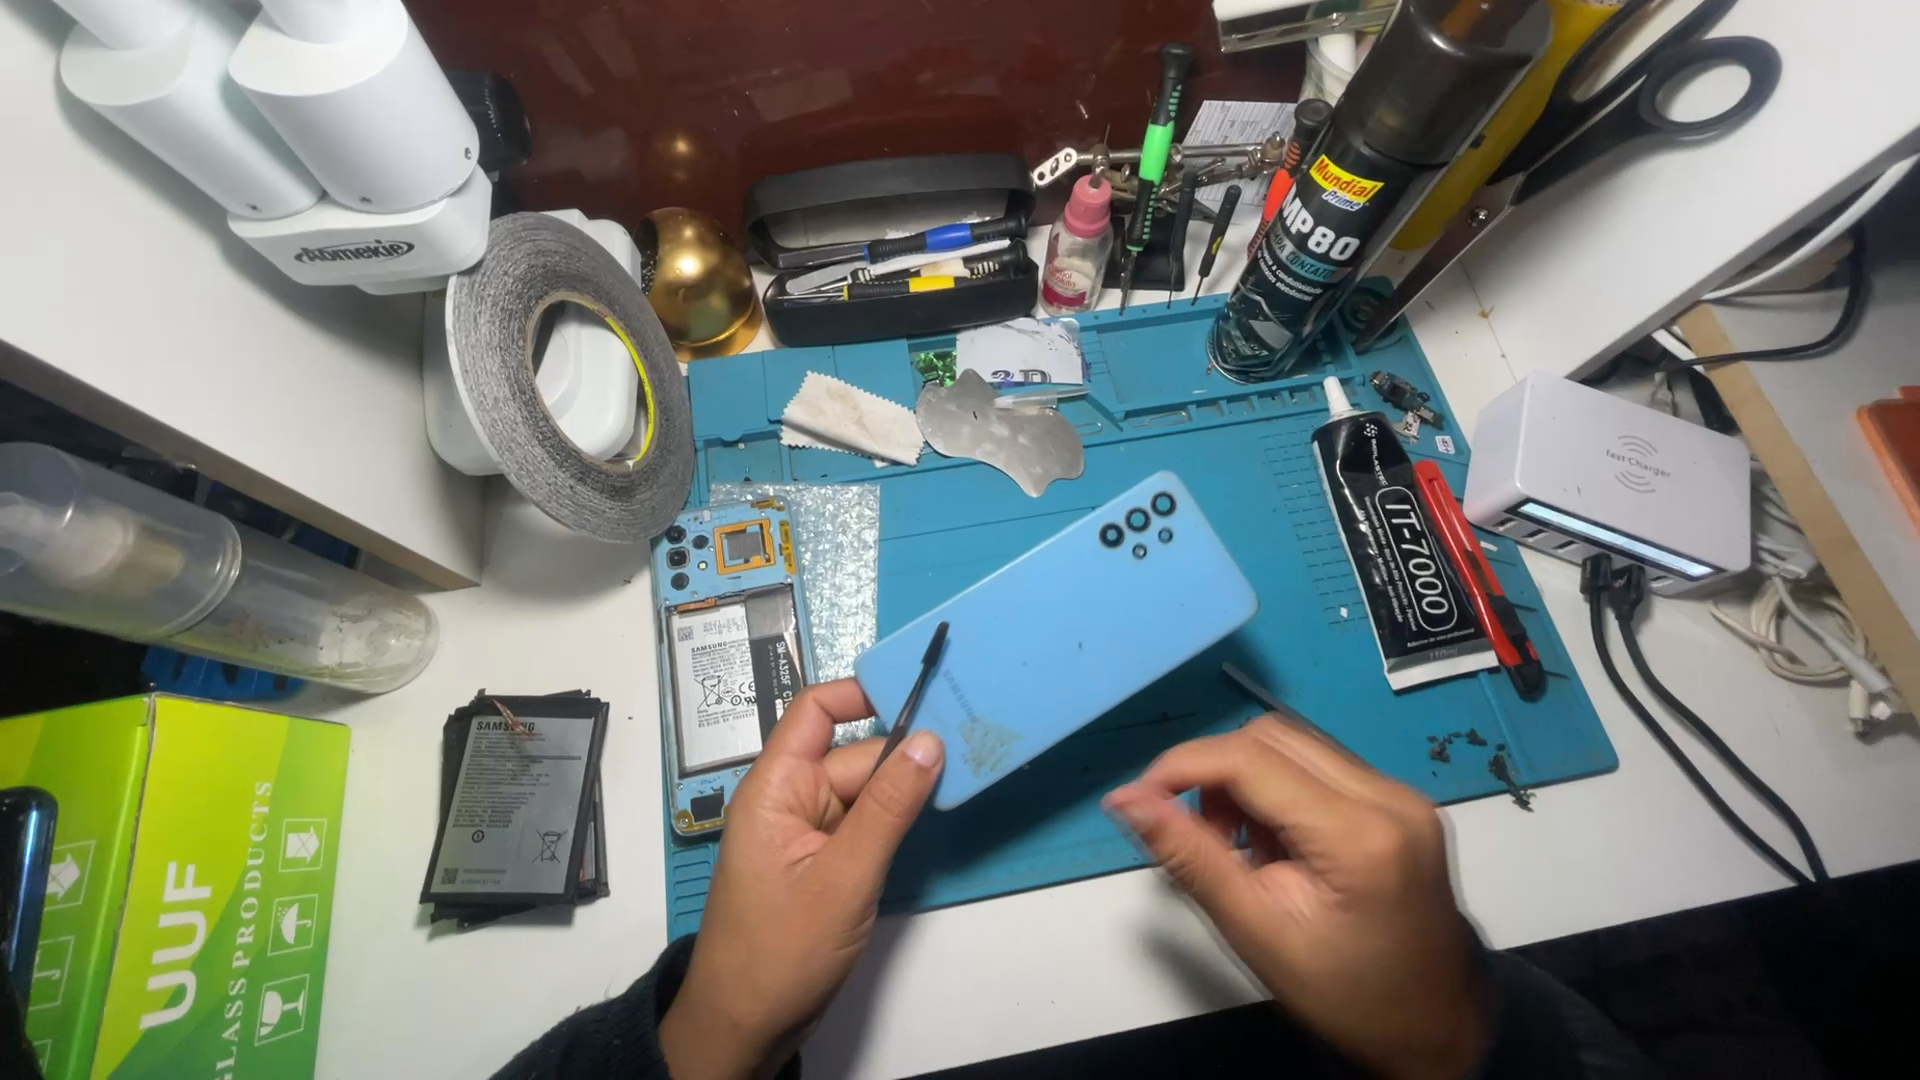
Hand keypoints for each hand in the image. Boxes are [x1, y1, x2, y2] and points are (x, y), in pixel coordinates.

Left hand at [660, 679, 943, 1079]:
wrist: (745, 1031)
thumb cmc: (781, 951)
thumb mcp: (844, 877)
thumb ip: (890, 808)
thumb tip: (930, 742)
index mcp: (777, 786)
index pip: (815, 713)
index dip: (860, 695)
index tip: (916, 695)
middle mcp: (792, 798)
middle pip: (854, 755)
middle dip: (903, 755)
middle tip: (966, 746)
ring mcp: (809, 830)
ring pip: (866, 790)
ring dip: (905, 789)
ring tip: (960, 775)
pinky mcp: (825, 857)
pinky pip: (865, 821)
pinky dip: (895, 817)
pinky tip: (930, 812)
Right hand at [1104, 716, 1486, 1079]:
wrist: (1440, 1030)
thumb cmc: (1347, 995)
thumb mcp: (1255, 932)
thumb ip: (1189, 857)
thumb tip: (1126, 799)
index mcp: (1359, 834)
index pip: (1249, 759)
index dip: (1183, 766)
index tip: (1142, 798)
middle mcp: (1387, 794)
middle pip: (1268, 737)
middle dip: (1214, 772)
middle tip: (1198, 832)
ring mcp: (1397, 791)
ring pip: (1288, 741)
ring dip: (1242, 776)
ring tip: (1239, 841)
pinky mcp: (1394, 796)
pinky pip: (1312, 759)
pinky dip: (1272, 784)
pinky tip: (1273, 836)